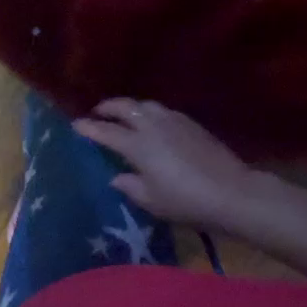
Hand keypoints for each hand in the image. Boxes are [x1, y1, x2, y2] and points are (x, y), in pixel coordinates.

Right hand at [73, 99, 260, 227]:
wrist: (230, 192)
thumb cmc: (186, 201)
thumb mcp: (152, 202)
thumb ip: (130, 186)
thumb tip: (116, 176)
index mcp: (138, 145)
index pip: (106, 132)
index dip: (89, 128)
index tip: (75, 125)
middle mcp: (151, 125)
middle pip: (124, 107)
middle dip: (107, 107)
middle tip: (97, 112)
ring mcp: (172, 120)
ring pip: (144, 104)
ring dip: (129, 106)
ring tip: (123, 114)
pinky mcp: (189, 122)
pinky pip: (161, 110)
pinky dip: (149, 112)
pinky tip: (152, 122)